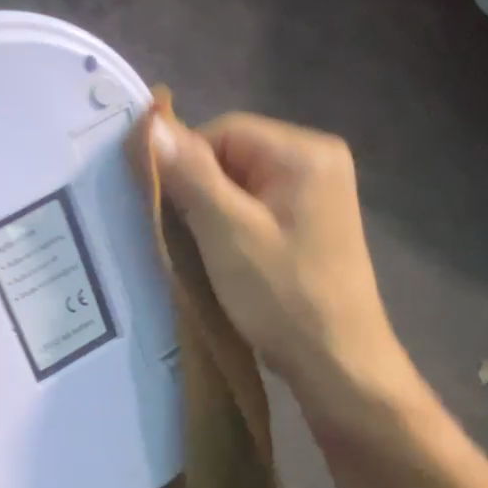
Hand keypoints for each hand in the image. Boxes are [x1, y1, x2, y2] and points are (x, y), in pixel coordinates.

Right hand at [143, 110, 402, 393]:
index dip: (184, 166)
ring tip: (198, 257)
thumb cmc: (284, 298)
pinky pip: (257, 216)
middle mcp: (318, 164)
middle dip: (199, 195)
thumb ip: (189, 175)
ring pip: (241, 191)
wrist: (338, 366)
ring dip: (212, 220)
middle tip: (178, 240)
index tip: (163, 212)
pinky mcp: (311, 232)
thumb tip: (149, 121)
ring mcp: (318, 200)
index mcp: (306, 152)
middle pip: (232, 159)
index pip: (223, 132)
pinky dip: (232, 236)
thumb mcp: (228, 234)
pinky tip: (222, 266)